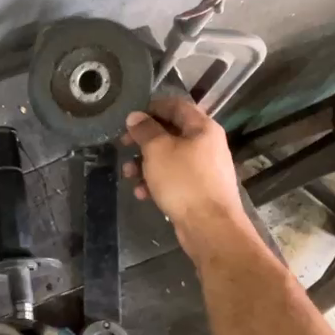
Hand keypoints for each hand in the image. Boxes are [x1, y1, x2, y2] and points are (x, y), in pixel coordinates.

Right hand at [121, 95, 260, 261]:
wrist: (211, 228)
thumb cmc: (184, 181)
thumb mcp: (158, 150)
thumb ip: (145, 130)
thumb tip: (136, 117)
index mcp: (202, 128)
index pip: (175, 106)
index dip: (151, 107)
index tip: (130, 117)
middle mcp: (207, 145)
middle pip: (171, 132)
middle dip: (144, 140)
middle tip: (123, 145)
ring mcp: (205, 169)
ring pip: (170, 157)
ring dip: (146, 163)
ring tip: (129, 175)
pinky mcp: (200, 191)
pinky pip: (174, 178)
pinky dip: (157, 182)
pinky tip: (143, 193)